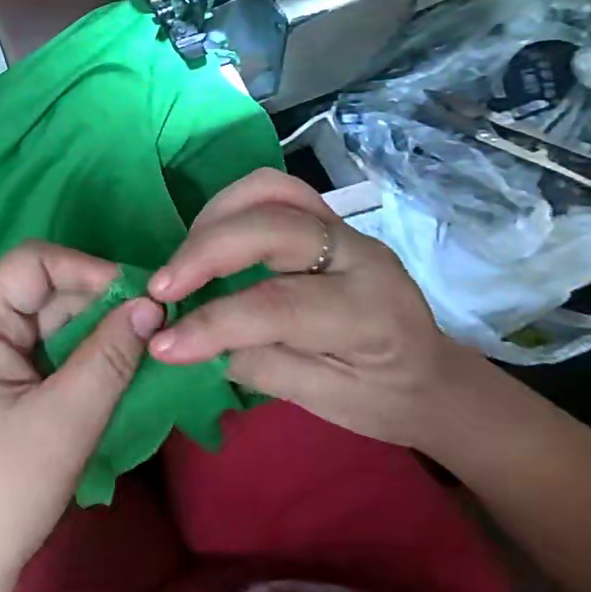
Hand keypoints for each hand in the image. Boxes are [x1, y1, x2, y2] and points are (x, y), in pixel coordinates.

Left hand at [0, 240, 163, 580]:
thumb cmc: (8, 487)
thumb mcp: (67, 418)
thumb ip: (110, 355)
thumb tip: (152, 303)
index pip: (32, 262)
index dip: (86, 267)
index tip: (138, 294)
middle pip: (45, 287)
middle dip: (99, 297)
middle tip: (155, 319)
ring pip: (54, 317)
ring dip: (99, 325)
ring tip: (148, 340)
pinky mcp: (10, 378)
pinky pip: (54, 346)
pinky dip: (89, 350)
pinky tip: (123, 362)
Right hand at [146, 169, 498, 449]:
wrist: (431, 376)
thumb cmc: (379, 397)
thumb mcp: (322, 400)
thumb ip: (253, 362)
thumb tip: (181, 337)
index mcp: (368, 311)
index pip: (277, 305)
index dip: (211, 322)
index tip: (161, 344)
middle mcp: (359, 254)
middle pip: (270, 227)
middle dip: (203, 253)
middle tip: (160, 289)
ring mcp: (341, 227)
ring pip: (268, 190)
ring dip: (212, 218)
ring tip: (182, 262)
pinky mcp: (323, 217)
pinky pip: (269, 192)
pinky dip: (227, 208)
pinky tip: (206, 241)